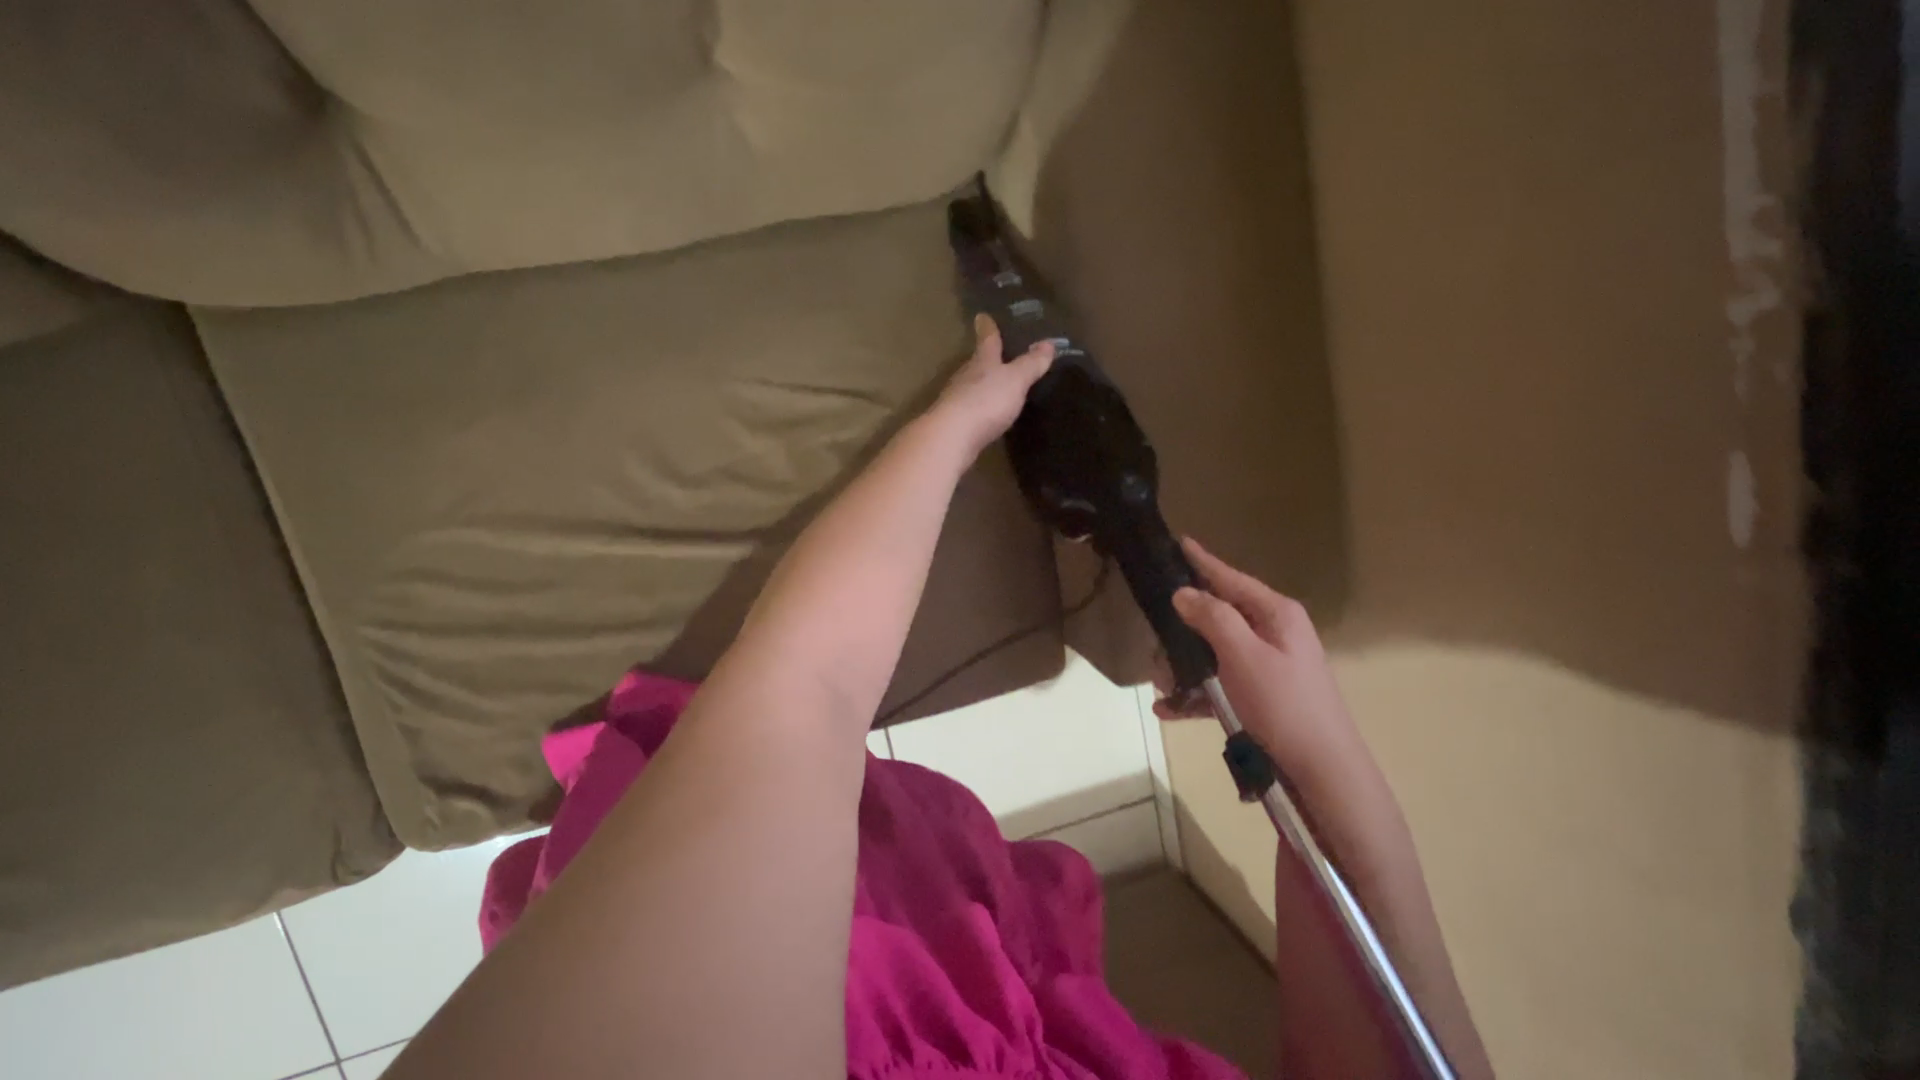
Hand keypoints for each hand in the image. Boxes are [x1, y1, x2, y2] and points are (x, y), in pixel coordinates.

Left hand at [926, 314, 1053, 457]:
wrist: (951, 436)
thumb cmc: (986, 401)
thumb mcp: (1016, 380)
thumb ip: (1031, 364)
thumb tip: (1049, 342)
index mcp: (982, 362)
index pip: (987, 340)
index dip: (988, 328)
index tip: (982, 316)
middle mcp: (966, 376)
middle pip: (976, 363)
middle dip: (984, 358)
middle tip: (992, 352)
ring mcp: (956, 399)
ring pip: (969, 385)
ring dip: (979, 384)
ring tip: (991, 384)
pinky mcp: (953, 423)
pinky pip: (967, 409)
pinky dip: (976, 407)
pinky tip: (983, 414)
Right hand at [1155, 538, 1378, 800]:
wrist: (1321, 771)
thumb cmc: (1284, 705)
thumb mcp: (1244, 656)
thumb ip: (1213, 619)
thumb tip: (1184, 592)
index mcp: (1276, 615)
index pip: (1232, 578)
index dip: (1203, 562)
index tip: (1178, 541)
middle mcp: (1274, 635)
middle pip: (1218, 618)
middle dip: (1182, 631)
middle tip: (1153, 643)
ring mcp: (1269, 668)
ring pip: (1214, 655)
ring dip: (1184, 668)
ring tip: (1160, 686)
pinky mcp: (1262, 699)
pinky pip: (1220, 687)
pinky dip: (1196, 696)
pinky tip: (1168, 710)